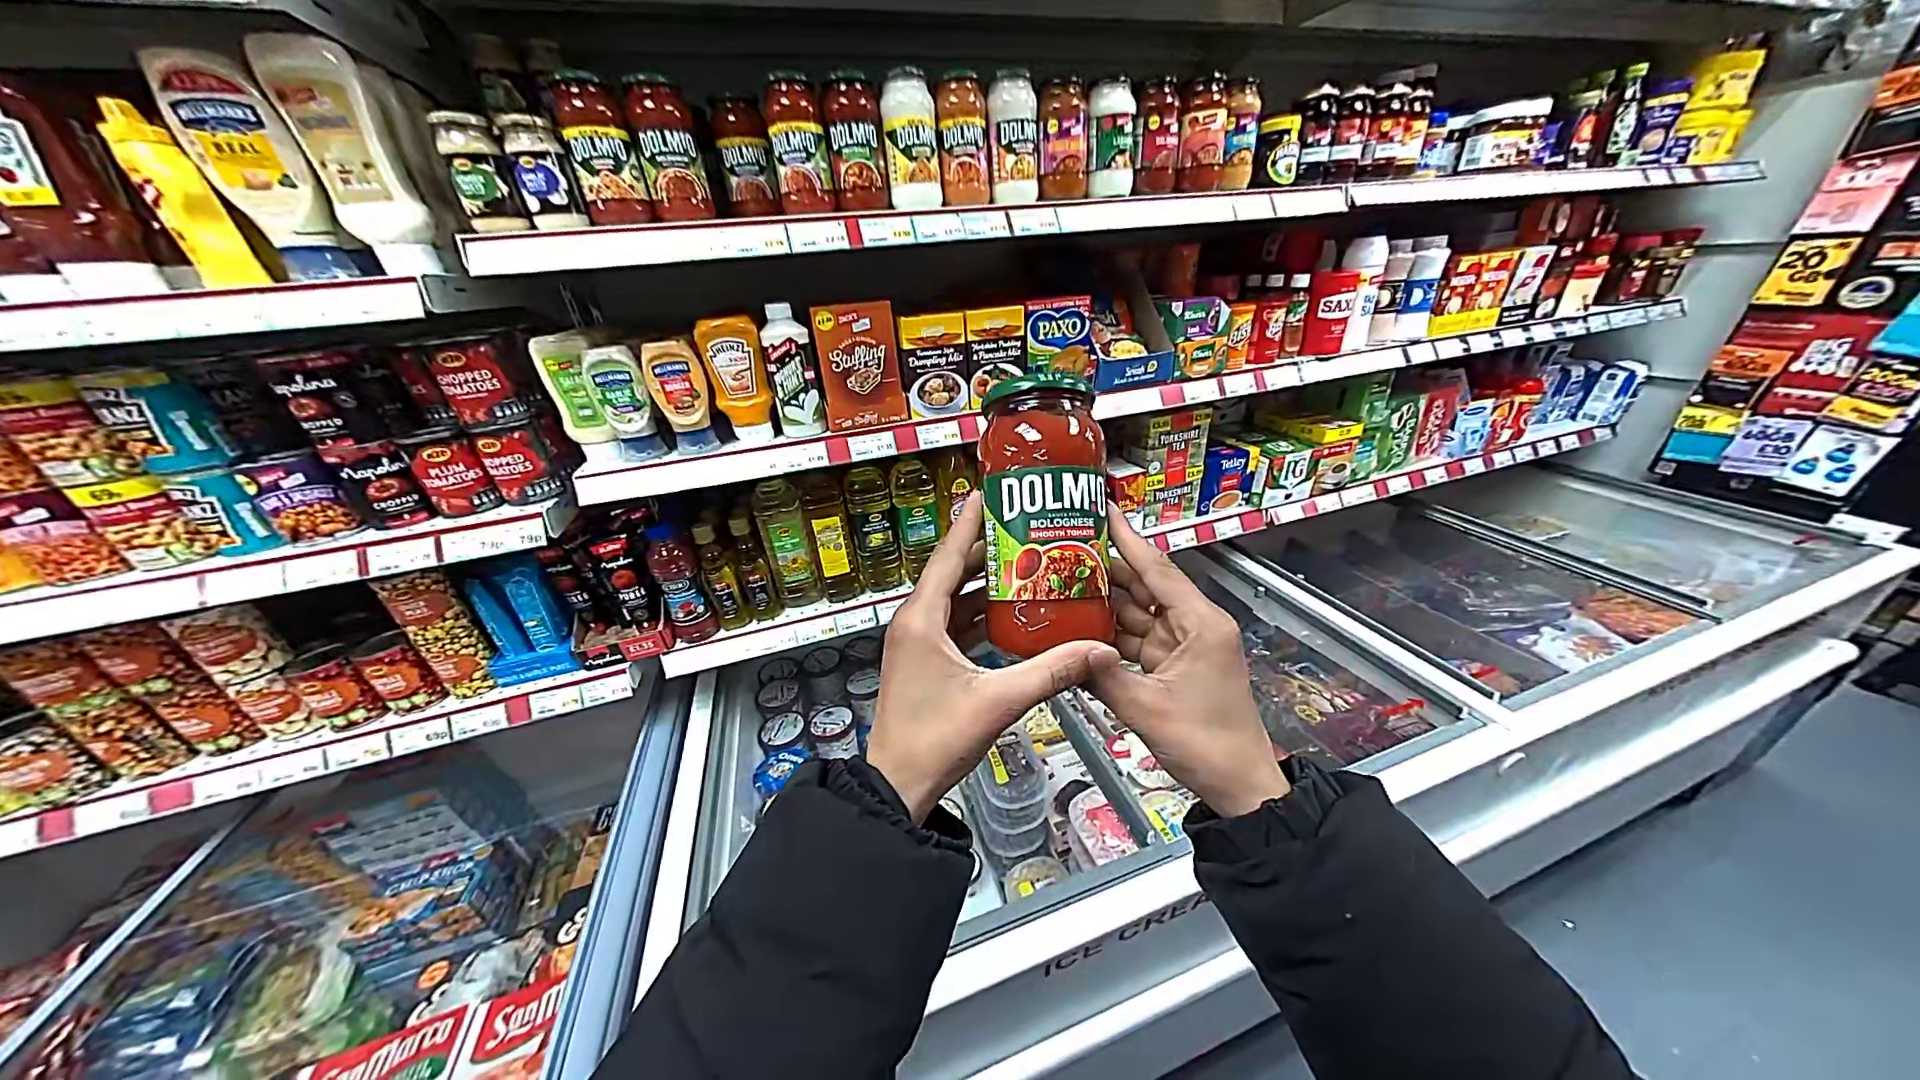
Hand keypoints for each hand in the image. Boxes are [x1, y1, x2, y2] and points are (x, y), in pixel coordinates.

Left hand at [867, 493, 1118, 823]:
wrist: (898, 785)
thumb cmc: (932, 740)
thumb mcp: (997, 701)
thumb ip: (1050, 671)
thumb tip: (1096, 650)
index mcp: (922, 619)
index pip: (949, 555)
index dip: (969, 522)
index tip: (987, 493)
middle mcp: (915, 622)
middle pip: (954, 573)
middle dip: (988, 552)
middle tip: (1025, 532)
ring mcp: (918, 642)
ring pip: (956, 599)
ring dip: (987, 584)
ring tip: (1026, 567)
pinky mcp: (926, 660)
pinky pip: (955, 623)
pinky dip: (981, 614)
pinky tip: (1012, 615)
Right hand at [1084, 506, 1291, 817]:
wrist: (1239, 785)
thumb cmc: (1206, 743)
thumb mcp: (1147, 709)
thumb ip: (1103, 676)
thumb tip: (1066, 652)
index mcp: (1200, 624)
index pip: (1158, 569)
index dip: (1129, 538)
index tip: (1105, 510)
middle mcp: (1193, 626)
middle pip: (1144, 587)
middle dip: (1107, 570)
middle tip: (1064, 551)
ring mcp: (1183, 646)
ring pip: (1136, 614)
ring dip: (1104, 603)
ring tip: (1063, 583)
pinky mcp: (1173, 664)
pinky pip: (1136, 640)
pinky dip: (1110, 635)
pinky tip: (1079, 626)